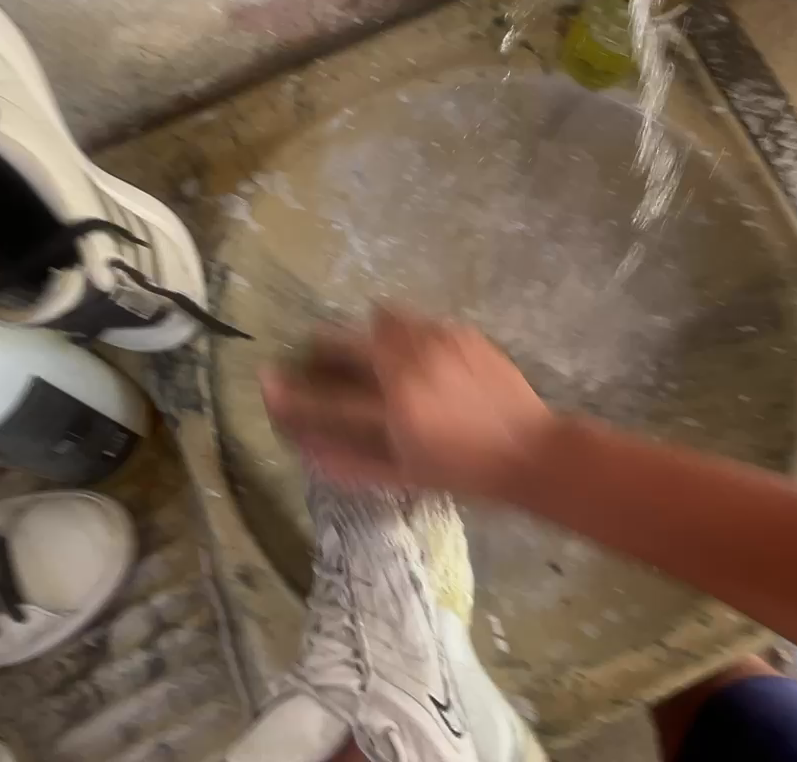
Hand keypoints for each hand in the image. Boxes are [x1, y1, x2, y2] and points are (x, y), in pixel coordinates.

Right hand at [259, 305, 559, 499]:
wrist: (531, 449)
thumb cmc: (465, 471)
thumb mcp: (405, 476)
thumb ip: (351, 463)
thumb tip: (305, 449)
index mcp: (396, 411)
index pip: (328, 402)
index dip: (290, 394)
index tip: (264, 378)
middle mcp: (412, 368)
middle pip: (349, 342)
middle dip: (327, 345)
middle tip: (321, 350)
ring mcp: (439, 343)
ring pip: (384, 320)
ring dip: (371, 334)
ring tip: (379, 353)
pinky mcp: (460, 331)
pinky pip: (418, 321)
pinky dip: (408, 334)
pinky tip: (421, 356)